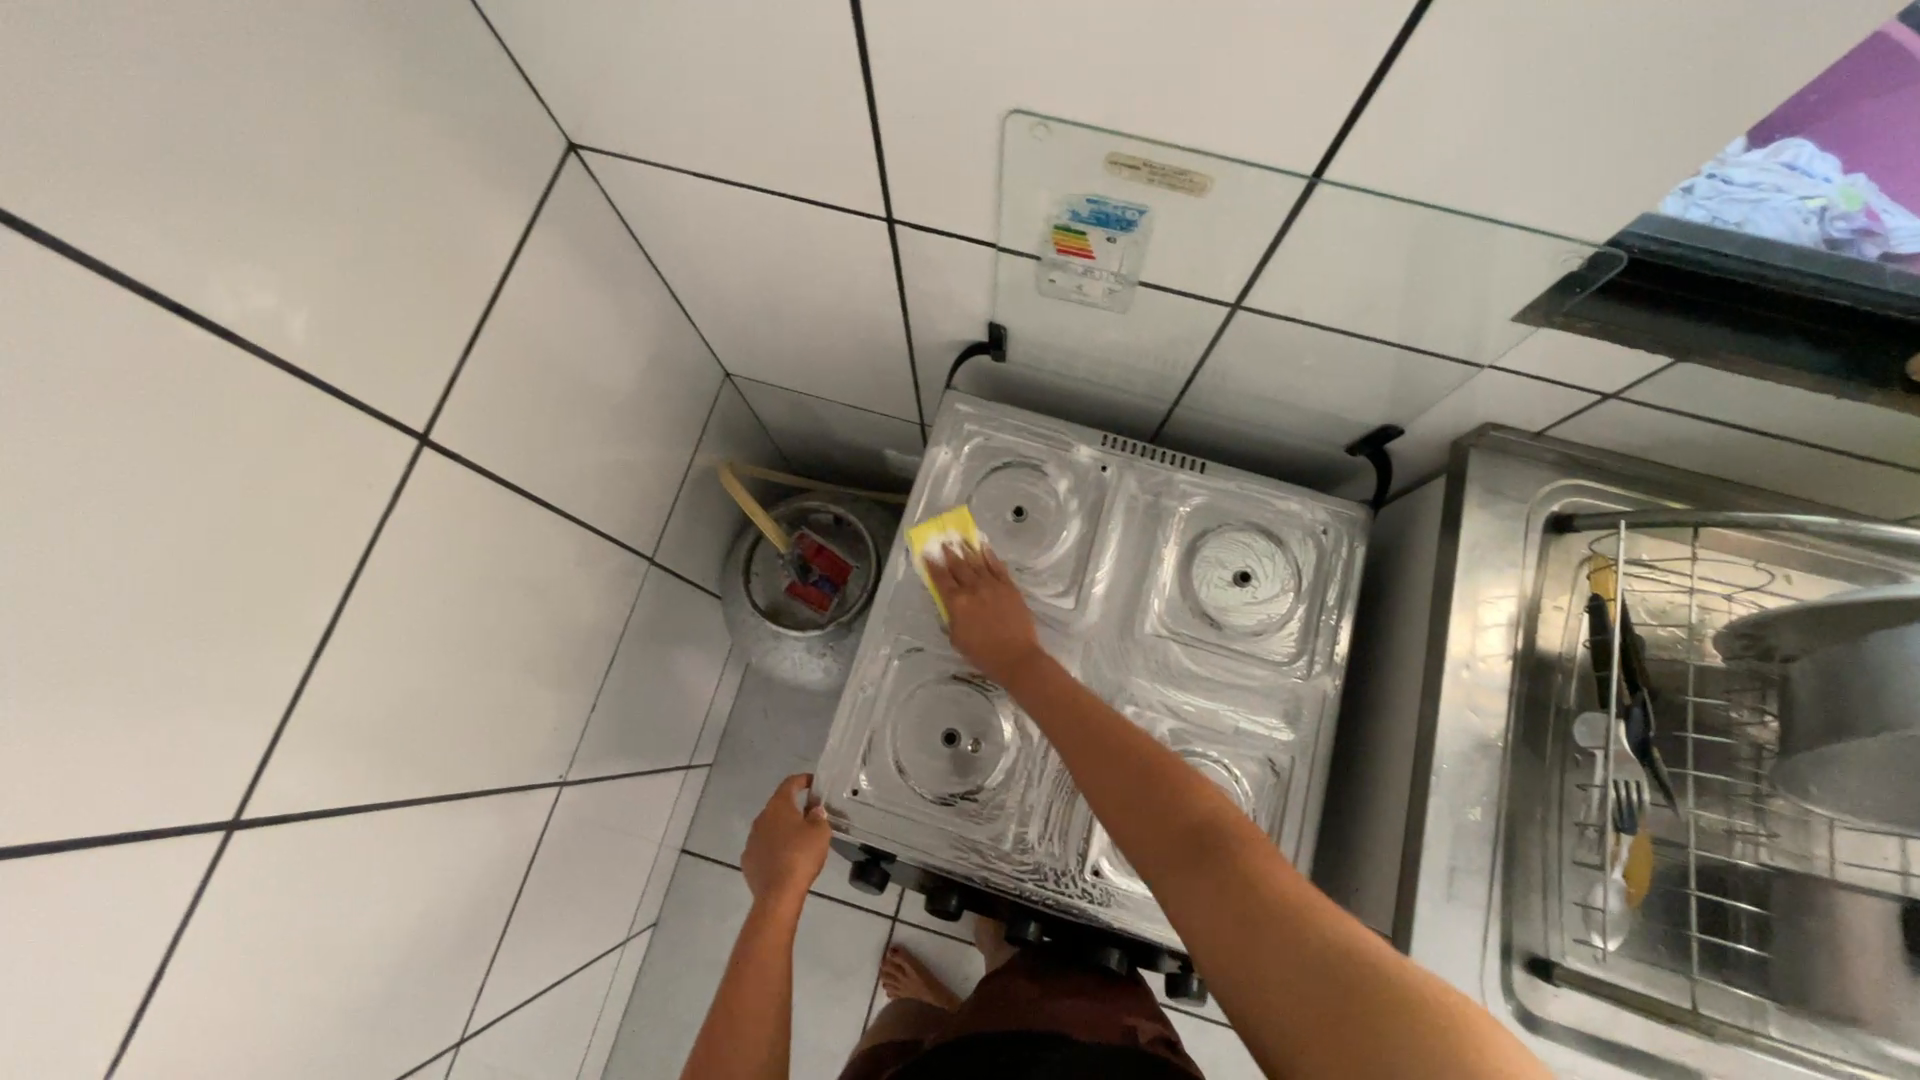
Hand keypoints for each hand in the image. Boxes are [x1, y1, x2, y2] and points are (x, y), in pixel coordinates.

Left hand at [742, 774, 830, 912]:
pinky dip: (774, 847)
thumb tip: (813, 810)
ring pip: (770, 827)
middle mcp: (761, 818)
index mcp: (778, 806)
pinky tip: (785, 859)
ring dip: (783, 829)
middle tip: (810, 815)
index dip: (802, 780)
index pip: (789, 784)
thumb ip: (818, 817)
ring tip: (799, 840)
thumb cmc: (801, 855)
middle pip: (778, 806)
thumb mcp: (820, 832)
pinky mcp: (748, 859)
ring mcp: (752, 839)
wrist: (778, 893)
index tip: (814, 783)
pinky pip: (763, 847)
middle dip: (794, 808)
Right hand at [925, 542, 1042, 685]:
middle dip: (949, 554)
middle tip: (944, 542)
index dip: (932, 566)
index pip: (941, 579)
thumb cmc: (982, 654)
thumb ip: (952, 618)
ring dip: (967, 550)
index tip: (927, 554)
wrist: (1016, 656)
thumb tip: (951, 606)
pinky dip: (990, 556)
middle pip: (958, 566)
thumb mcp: (957, 639)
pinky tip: (984, 548)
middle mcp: (973, 589)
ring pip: (977, 563)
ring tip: (961, 540)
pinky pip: (998, 567)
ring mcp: (993, 585)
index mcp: (956, 603)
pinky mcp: (1009, 586)